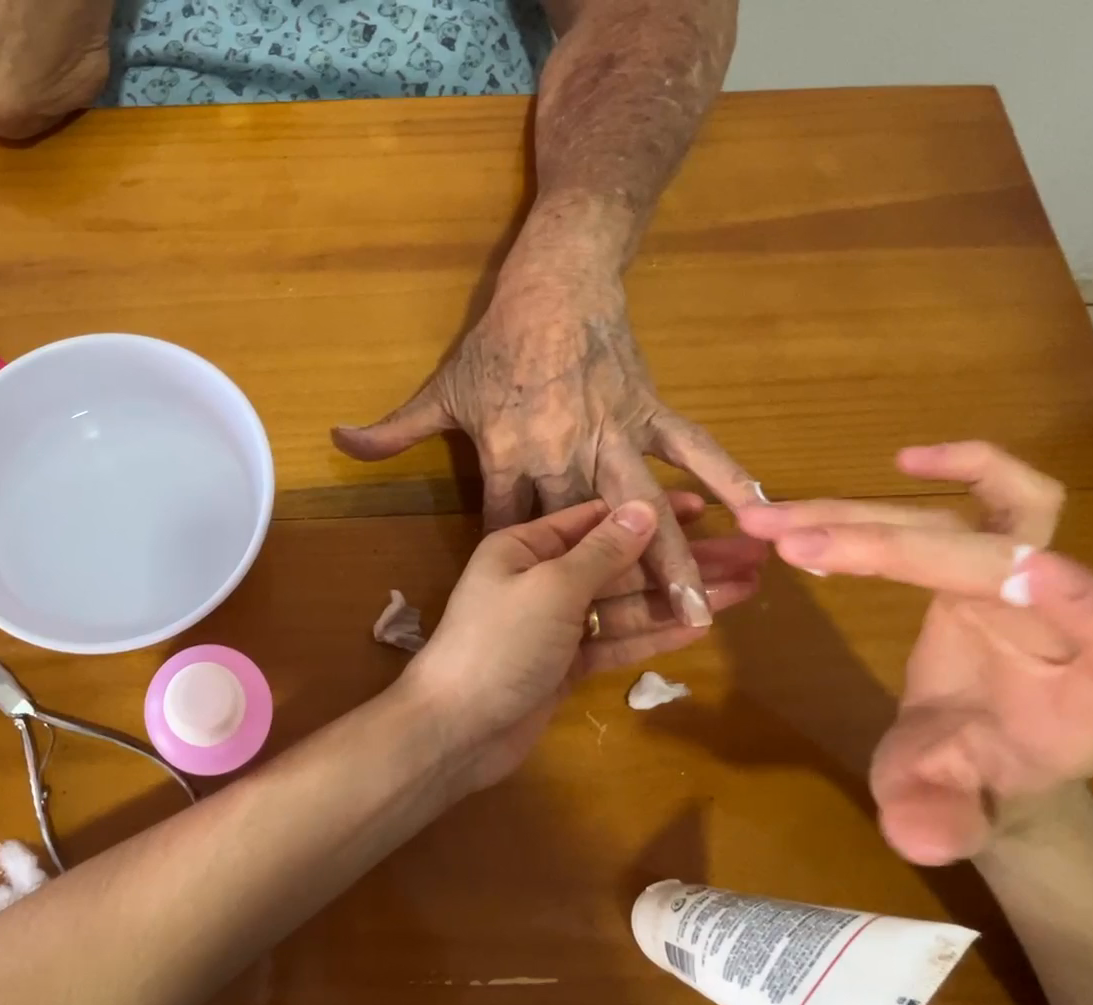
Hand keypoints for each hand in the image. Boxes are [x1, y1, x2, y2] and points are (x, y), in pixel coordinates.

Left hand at [333, 235, 759, 631]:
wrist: (553, 282)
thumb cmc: (495, 345)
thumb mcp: (441, 391)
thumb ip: (393, 430)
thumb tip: (336, 440)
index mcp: (508, 456)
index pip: (509, 523)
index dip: (520, 568)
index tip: (532, 615)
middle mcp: (561, 454)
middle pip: (586, 529)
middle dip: (616, 582)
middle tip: (644, 634)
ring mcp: (609, 432)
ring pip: (643, 503)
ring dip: (674, 552)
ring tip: (707, 602)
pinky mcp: (647, 408)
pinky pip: (691, 444)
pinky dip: (724, 471)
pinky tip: (756, 509)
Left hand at [405, 493, 766, 793]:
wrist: (457, 727)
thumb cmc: (498, 643)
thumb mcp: (550, 586)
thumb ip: (601, 551)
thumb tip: (644, 507)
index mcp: (523, 547)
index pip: (594, 519)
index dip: (650, 512)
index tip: (706, 506)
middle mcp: (538, 579)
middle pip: (619, 563)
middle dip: (680, 558)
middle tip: (748, 553)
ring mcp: (553, 625)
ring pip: (624, 604)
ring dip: (679, 595)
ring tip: (746, 586)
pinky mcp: (564, 664)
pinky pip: (615, 641)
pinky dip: (654, 633)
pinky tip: (703, 624)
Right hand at [735, 442, 1092, 864]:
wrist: (988, 761)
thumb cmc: (976, 785)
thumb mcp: (951, 809)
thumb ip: (941, 817)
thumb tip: (915, 836)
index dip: (1076, 598)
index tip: (1019, 576)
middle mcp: (1090, 611)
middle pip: (998, 553)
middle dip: (890, 545)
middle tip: (791, 543)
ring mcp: (1041, 576)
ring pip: (965, 517)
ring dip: (865, 512)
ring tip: (774, 519)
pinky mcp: (998, 559)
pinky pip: (994, 495)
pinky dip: (955, 468)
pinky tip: (901, 458)